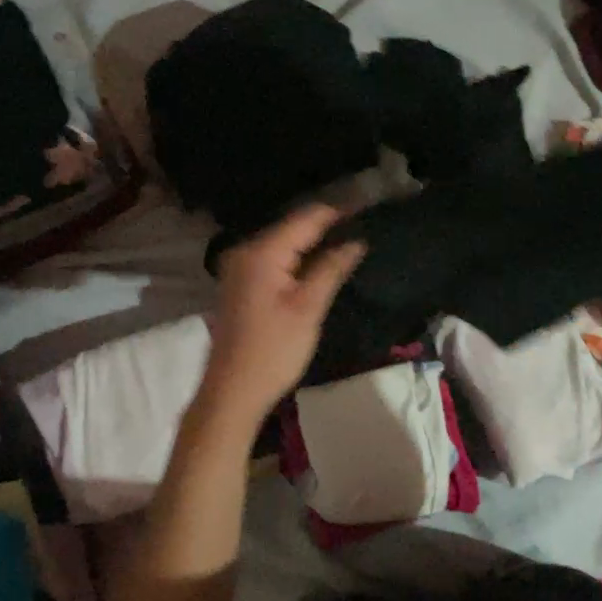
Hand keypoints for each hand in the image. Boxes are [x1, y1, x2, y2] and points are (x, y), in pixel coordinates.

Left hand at [199, 205, 366, 423]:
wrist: (233, 390)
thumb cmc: (273, 351)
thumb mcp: (308, 309)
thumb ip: (331, 269)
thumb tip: (356, 241)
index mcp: (262, 252)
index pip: (306, 218)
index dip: (338, 212)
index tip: (369, 210)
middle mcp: (245, 251)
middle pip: (292, 227)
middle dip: (326, 226)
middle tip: (362, 226)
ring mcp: (238, 268)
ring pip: (283, 244)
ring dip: (312, 243)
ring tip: (347, 242)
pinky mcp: (239, 285)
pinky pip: (273, 260)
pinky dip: (296, 259)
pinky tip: (318, 266)